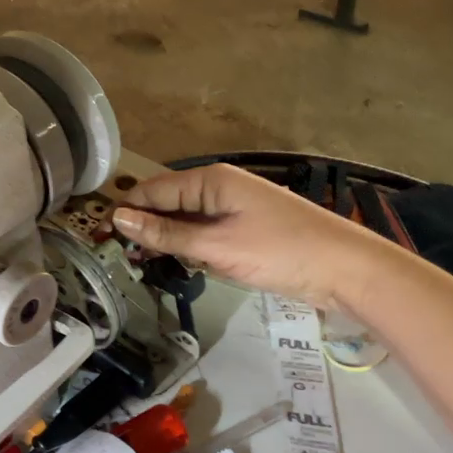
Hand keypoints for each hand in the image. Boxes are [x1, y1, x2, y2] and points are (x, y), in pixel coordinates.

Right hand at [111, 163, 400, 308]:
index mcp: (211, 180)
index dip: (125, 212)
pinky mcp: (247, 230)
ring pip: (185, 219)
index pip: (152, 190)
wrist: (353, 271)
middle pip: (167, 202)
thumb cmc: (283, 251)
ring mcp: (235, 209)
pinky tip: (179, 264)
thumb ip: (167, 234)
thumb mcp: (217, 246)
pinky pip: (205, 232)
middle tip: (119, 255)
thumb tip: (119, 219)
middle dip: (143, 226)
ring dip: (166, 239)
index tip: (100, 236)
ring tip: (141, 263)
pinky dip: (189, 246)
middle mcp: (219, 187)